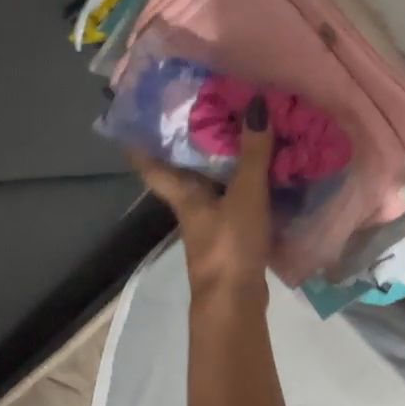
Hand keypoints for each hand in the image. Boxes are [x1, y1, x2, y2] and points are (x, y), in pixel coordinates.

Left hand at [132, 94, 272, 307]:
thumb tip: (255, 104)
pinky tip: (266, 175)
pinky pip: (236, 200)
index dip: (140, 140)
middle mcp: (191, 207)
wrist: (235, 301)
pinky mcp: (234, 236)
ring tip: (242, 134)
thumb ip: (254, 154)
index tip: (138, 114)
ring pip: (212, 185)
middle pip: (183, 170)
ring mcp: (212, 224)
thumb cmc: (230, 245)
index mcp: (183, 194)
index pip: (150, 163)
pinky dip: (246, 185)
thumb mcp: (246, 195)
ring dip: (223, 164)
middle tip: (206, 111)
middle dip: (191, 144)